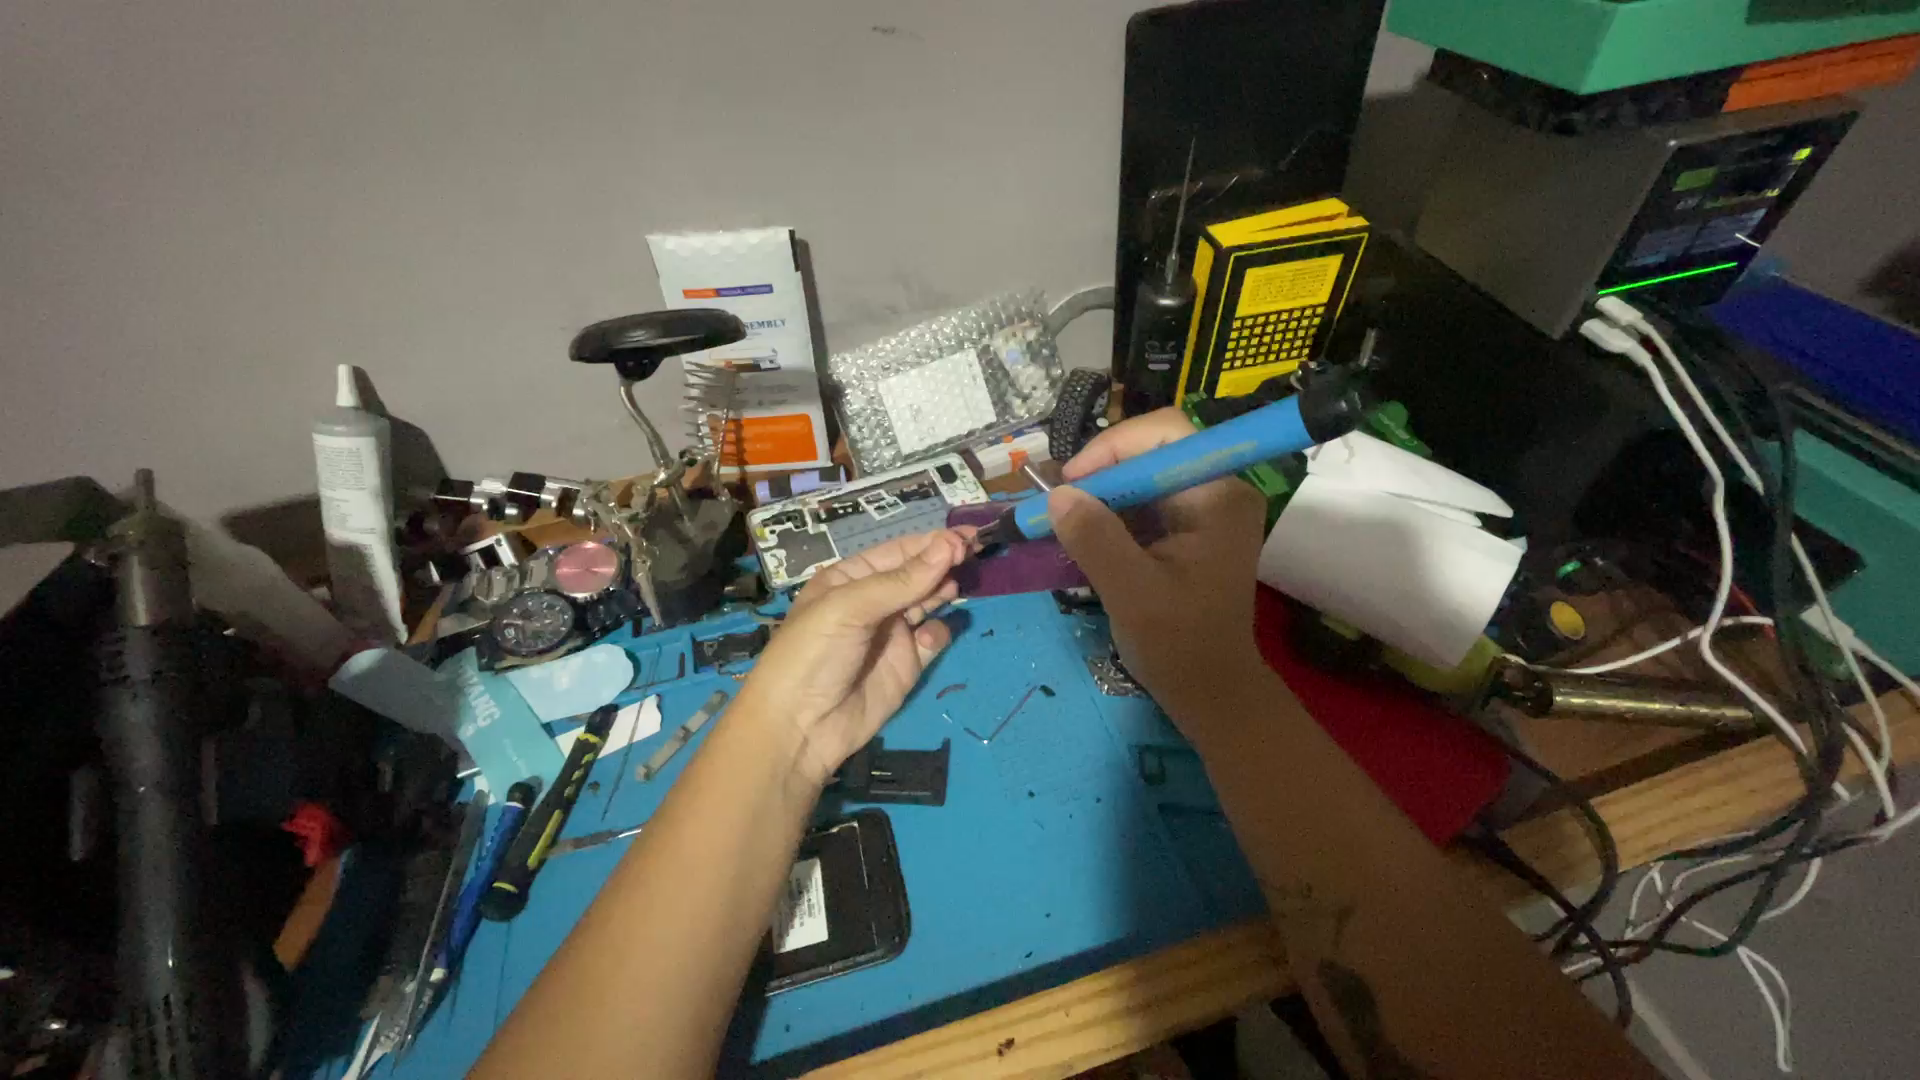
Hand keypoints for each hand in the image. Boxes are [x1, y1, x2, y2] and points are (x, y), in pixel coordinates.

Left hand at [736, 528, 968, 788]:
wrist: (800, 727)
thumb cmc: (813, 653)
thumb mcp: (849, 607)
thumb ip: (901, 580)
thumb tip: (949, 545)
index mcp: (851, 579)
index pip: (899, 551)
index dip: (932, 543)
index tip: (966, 537)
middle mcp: (873, 602)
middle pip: (918, 574)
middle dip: (944, 563)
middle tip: (972, 554)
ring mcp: (892, 633)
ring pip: (929, 602)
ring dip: (943, 592)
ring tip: (953, 589)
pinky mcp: (907, 665)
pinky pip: (933, 639)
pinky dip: (937, 633)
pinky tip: (927, 638)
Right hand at [1051, 408, 1272, 721]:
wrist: (1210, 690)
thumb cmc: (1180, 645)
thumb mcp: (1132, 593)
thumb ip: (1095, 539)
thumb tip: (1057, 495)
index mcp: (1218, 496)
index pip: (1165, 435)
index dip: (1112, 447)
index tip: (1071, 482)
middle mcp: (1215, 490)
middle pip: (1149, 452)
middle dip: (1099, 474)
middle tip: (1058, 505)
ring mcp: (1201, 510)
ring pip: (1138, 477)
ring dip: (1097, 496)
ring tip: (1061, 522)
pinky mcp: (1184, 529)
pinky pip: (1138, 503)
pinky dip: (1106, 515)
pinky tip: (1080, 536)